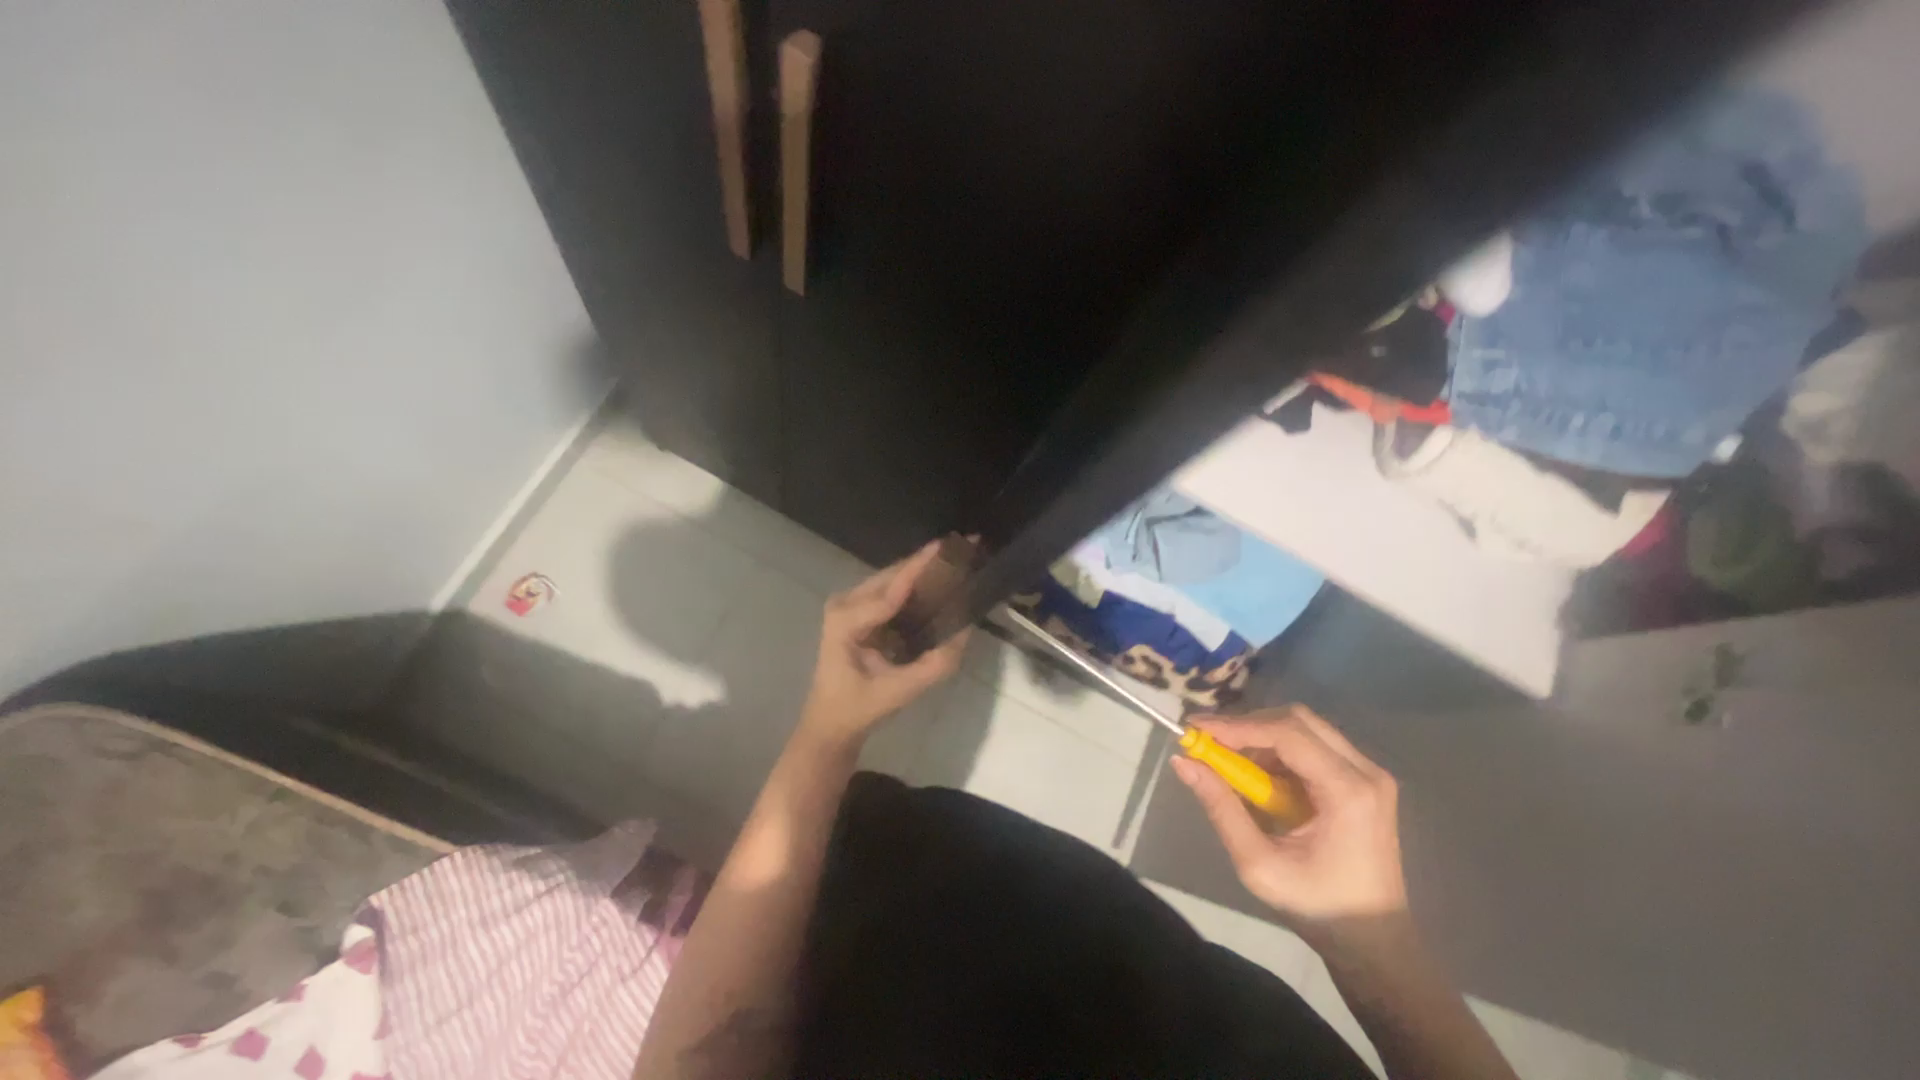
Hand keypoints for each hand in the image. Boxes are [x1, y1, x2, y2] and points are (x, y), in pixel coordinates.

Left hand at [799, 540, 970, 744]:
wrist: (830, 723)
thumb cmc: (858, 708)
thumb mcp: (899, 691)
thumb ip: (934, 664)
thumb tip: (965, 631)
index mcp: (845, 620)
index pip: (892, 590)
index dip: (924, 570)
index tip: (953, 550)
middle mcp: (845, 603)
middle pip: (894, 574)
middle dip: (930, 559)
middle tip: (967, 544)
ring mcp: (850, 604)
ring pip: (894, 577)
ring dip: (926, 567)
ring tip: (960, 554)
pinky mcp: (860, 611)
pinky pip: (892, 589)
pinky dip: (917, 582)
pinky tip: (942, 575)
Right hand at [1171, 706, 1407, 942]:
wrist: (1374, 941)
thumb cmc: (1318, 908)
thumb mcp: (1259, 865)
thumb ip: (1222, 809)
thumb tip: (1183, 763)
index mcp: (1348, 791)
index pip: (1288, 734)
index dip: (1238, 726)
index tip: (1195, 730)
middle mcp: (1366, 771)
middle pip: (1299, 720)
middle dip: (1248, 725)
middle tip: (1208, 741)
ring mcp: (1369, 775)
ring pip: (1307, 730)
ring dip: (1263, 738)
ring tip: (1227, 761)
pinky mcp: (1363, 783)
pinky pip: (1315, 748)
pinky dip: (1279, 752)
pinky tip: (1257, 776)